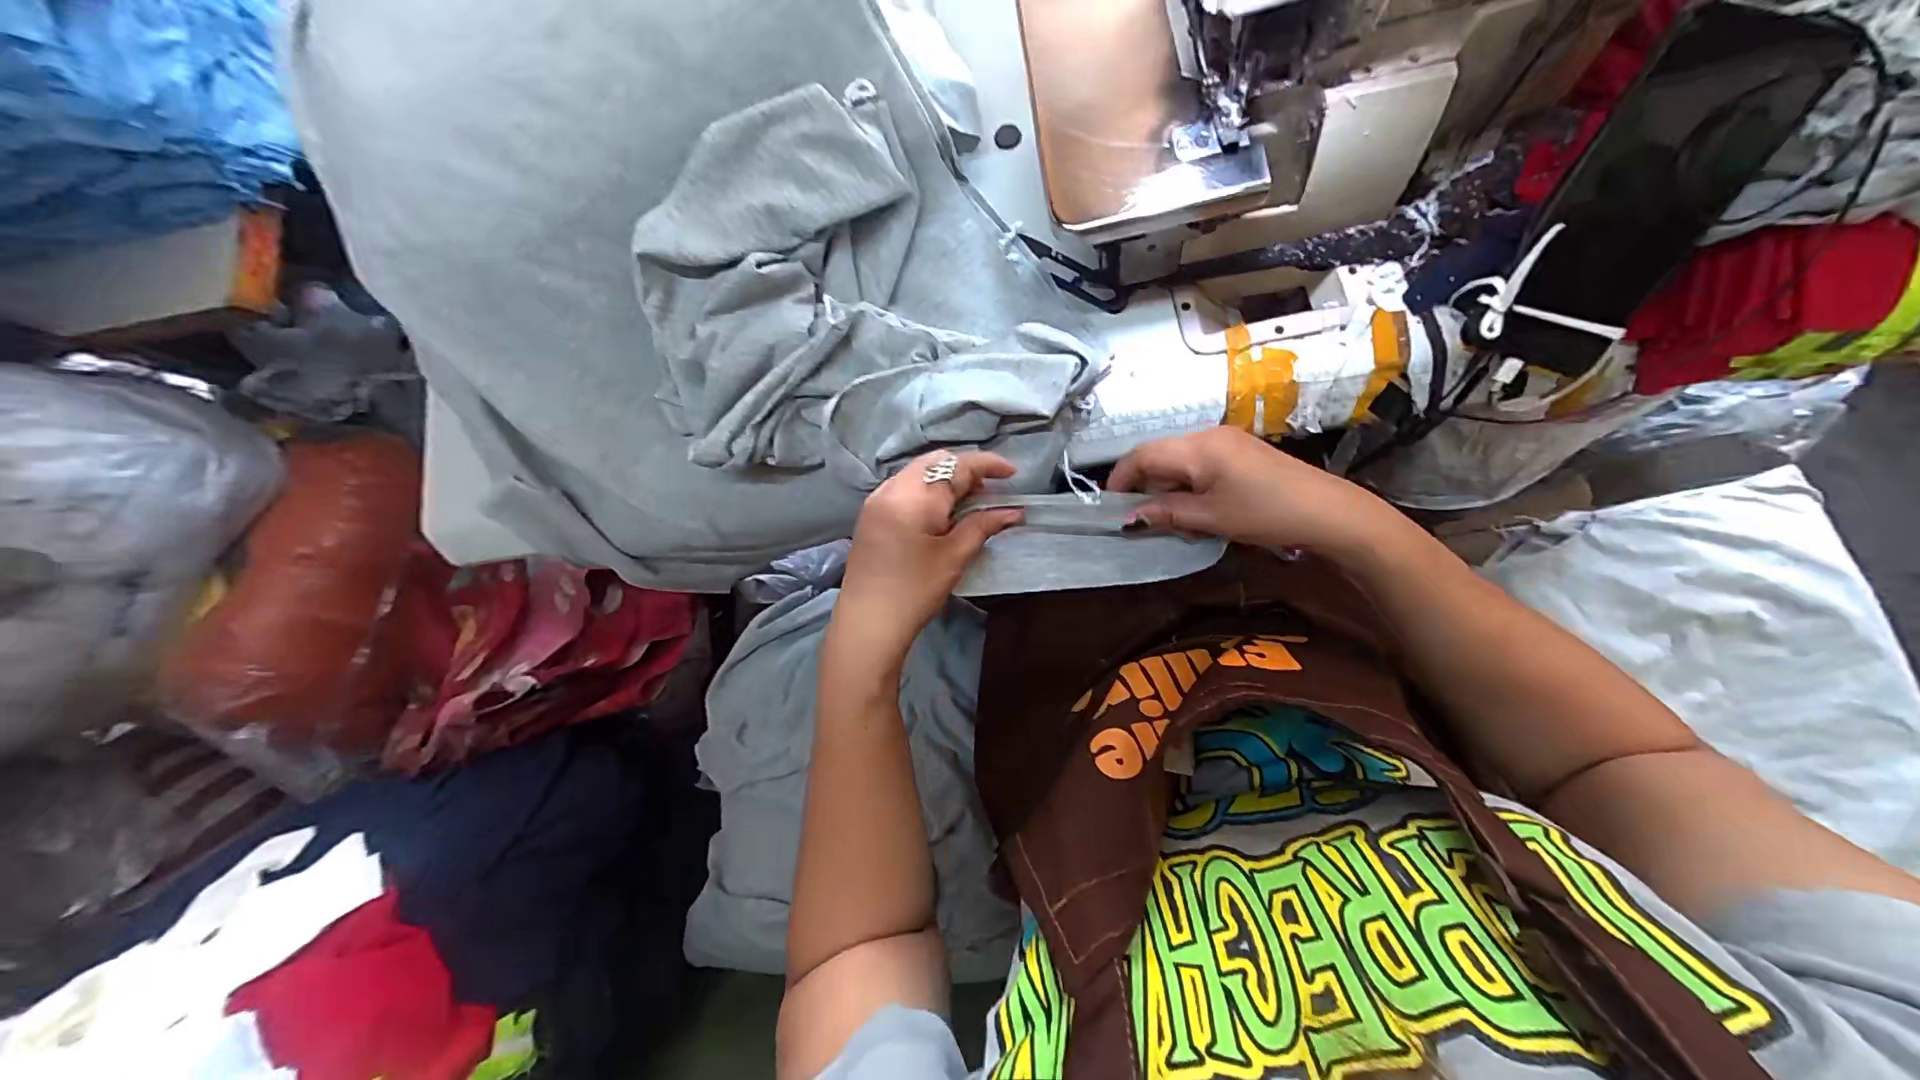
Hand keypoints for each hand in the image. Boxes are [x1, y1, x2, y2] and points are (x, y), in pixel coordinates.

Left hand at [833, 450, 1023, 662]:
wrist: (868, 622)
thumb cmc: (915, 590)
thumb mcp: (954, 556)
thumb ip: (983, 525)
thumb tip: (1013, 511)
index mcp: (914, 496)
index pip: (956, 465)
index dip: (988, 464)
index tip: (1012, 474)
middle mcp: (892, 488)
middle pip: (935, 461)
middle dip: (965, 468)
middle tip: (990, 490)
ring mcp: (877, 500)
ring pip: (918, 471)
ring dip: (946, 478)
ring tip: (970, 501)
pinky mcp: (871, 515)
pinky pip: (904, 486)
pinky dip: (927, 489)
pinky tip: (941, 512)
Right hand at [1109, 427, 1405, 557]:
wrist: (1328, 512)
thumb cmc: (1265, 513)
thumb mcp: (1209, 518)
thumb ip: (1164, 513)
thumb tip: (1128, 518)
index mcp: (1198, 446)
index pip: (1142, 454)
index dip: (1120, 478)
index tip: (1110, 506)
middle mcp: (1208, 435)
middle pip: (1159, 455)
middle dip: (1146, 486)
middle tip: (1146, 519)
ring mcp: (1226, 441)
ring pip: (1178, 461)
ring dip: (1168, 488)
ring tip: (1175, 519)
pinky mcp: (1240, 451)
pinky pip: (1199, 463)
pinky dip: (1188, 484)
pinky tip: (1198, 508)